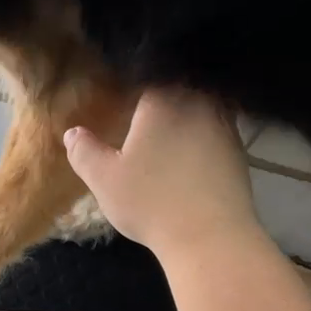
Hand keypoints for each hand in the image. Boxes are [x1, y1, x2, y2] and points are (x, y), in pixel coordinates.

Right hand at [63, 88, 263, 257]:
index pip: (146, 78)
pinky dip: (200, 135)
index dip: (131, 88)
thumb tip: (73, 131)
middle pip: (177, 87)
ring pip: (199, 106)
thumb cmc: (149, 201)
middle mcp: (198, 101)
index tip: (118, 102)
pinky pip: (214, 128)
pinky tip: (186, 156)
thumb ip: (85, 151)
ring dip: (182, 116)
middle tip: (138, 117)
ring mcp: (223, 122)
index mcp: (162, 100)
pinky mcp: (238, 146)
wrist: (207, 233)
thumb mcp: (103, 179)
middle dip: (159, 98)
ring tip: (163, 135)